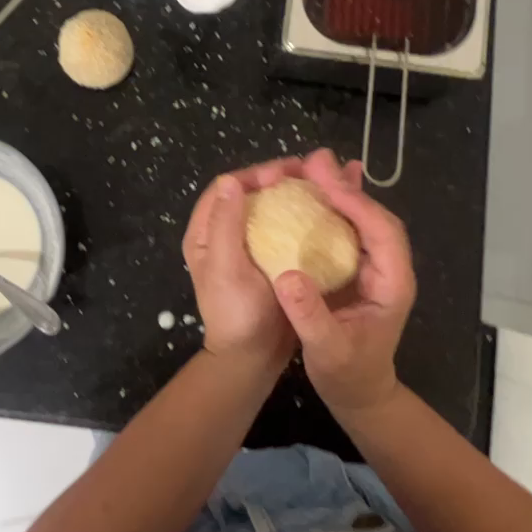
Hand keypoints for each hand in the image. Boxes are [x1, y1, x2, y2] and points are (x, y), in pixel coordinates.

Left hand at [182, 159, 302, 371]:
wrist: (253, 359)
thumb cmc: (235, 313)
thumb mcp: (224, 267)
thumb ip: (224, 224)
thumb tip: (230, 180)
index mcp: (205, 233)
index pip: (226, 188)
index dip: (254, 175)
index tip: (284, 172)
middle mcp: (224, 235)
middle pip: (250, 194)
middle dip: (278, 179)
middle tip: (311, 173)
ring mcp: (250, 248)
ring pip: (269, 209)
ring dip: (293, 194)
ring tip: (322, 185)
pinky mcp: (271, 260)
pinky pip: (285, 229)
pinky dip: (303, 216)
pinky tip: (327, 212)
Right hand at [270, 149, 414, 414]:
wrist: (358, 392)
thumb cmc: (348, 374)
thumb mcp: (327, 350)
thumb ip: (310, 316)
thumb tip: (287, 276)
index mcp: (393, 282)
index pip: (382, 232)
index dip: (357, 205)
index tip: (326, 185)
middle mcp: (386, 266)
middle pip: (371, 215)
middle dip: (345, 186)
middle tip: (312, 161)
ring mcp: (371, 264)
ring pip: (359, 216)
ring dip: (336, 190)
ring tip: (308, 166)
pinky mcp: (353, 266)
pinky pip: (344, 227)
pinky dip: (329, 206)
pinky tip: (311, 187)